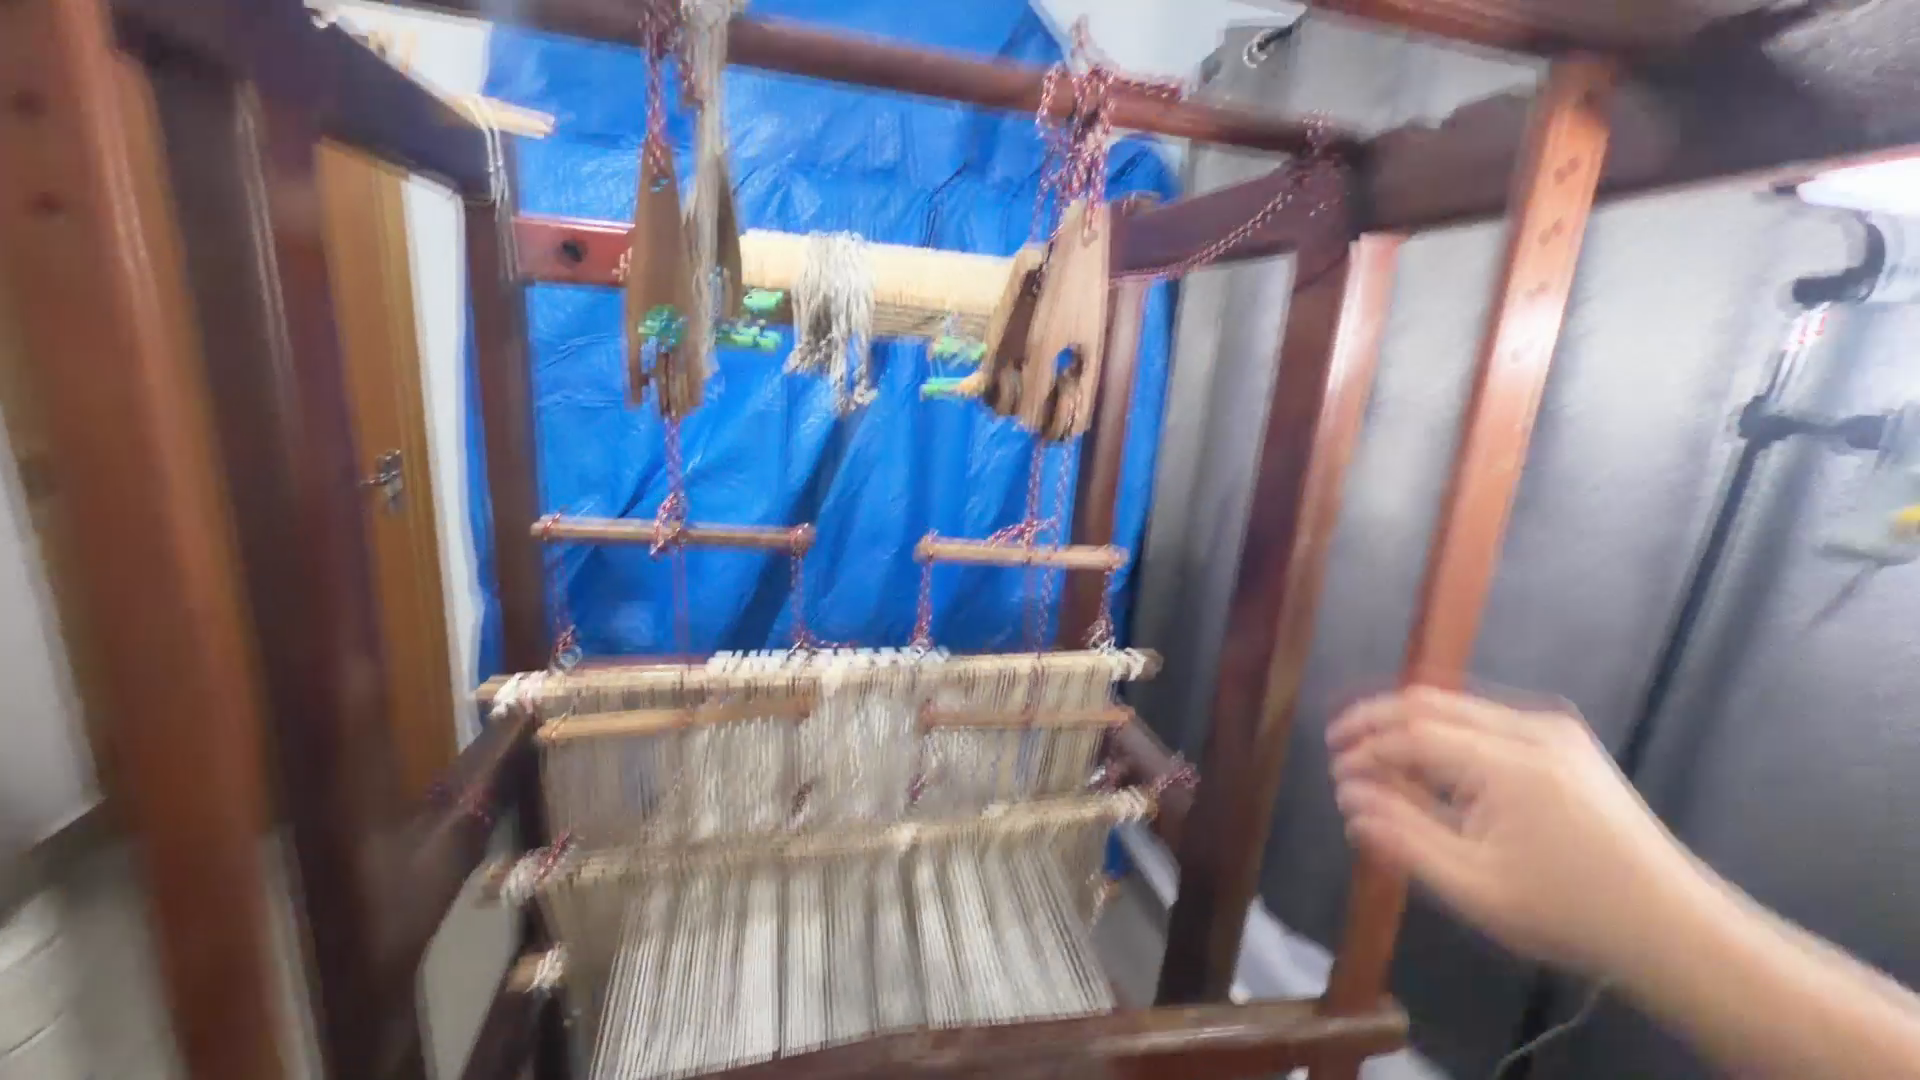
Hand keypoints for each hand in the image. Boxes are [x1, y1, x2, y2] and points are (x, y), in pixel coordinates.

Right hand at [1327, 688, 1700, 979]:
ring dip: (1407, 725)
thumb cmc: (1569, 914)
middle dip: (1375, 720)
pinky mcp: (1562, 740)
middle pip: (1430, 702)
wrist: (1677, 929)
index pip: (1413, 733)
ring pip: (1454, 705)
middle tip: (1338, 745)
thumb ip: (1402, 837)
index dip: (1366, 748)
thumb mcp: (1473, 888)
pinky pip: (1482, 718)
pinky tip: (1426, 763)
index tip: (1334, 772)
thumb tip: (1348, 797)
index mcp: (1511, 764)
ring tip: (1374, 756)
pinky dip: (1442, 732)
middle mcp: (1532, 729)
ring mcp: (1552, 729)